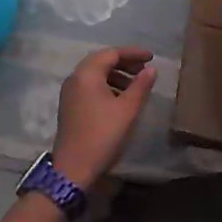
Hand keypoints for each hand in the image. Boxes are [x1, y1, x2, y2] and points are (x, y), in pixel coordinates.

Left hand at [51, 46, 156, 188]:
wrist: (74, 168)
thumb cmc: (103, 135)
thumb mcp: (128, 110)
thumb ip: (141, 86)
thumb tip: (151, 69)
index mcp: (86, 74)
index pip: (111, 53)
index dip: (133, 53)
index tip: (152, 57)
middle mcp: (74, 78)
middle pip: (101, 61)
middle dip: (124, 62)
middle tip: (144, 69)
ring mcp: (69, 93)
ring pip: (95, 75)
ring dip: (116, 75)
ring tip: (136, 85)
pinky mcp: (70, 106)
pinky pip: (90, 87)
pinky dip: (107, 86)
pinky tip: (120, 99)